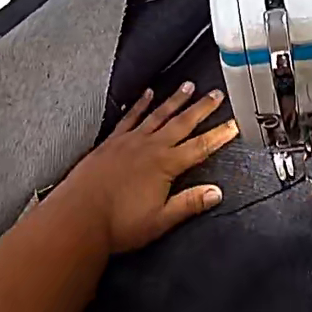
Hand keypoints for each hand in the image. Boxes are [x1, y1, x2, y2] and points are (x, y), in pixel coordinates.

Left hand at [48, 81, 236, 253]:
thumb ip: (189, 204)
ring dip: (176, 100)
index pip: (201, 146)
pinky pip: (130, 117)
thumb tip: (216, 193)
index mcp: (166, 165)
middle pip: (184, 122)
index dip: (220, 135)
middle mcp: (151, 147)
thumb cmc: (117, 225)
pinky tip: (148, 94)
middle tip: (216, 94)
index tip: (234, 124)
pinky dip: (140, 104)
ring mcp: (131, 141)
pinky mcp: (112, 142)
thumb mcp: (160, 220)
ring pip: (159, 114)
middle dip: (202, 108)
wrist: (76, 219)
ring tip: (188, 86)